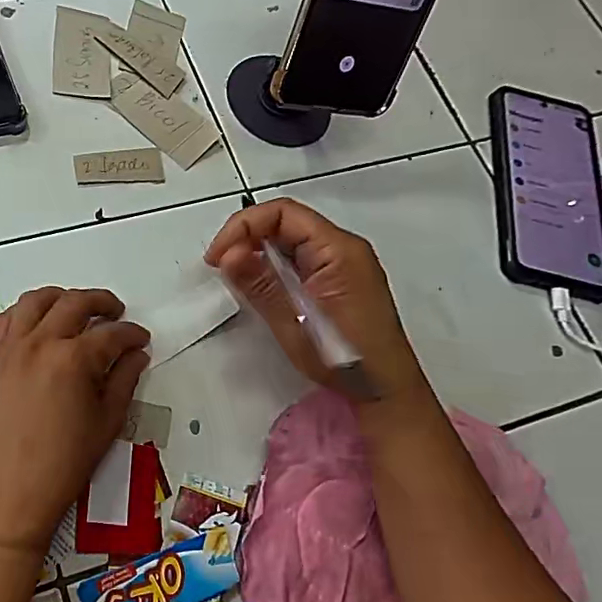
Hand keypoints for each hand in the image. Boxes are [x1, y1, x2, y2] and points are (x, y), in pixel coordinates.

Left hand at [0, 288, 150, 553]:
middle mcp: (39, 343)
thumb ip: (123, 380)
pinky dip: (24, 313)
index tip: (140, 340)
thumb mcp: (107, 423)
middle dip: (102, 303)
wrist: (10, 489)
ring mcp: (11, 349)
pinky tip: (37, 324)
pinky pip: (5, 321)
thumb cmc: (64, 463)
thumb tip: (135, 354)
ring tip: (75, 308)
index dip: (132, 335)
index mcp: (73, 359)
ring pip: (34, 301)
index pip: (111, 334)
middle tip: (115, 313)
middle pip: (74, 303)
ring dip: (60, 298)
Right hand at [204, 198, 428, 402]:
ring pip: (289, 239)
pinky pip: (297, 257)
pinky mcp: (335, 278)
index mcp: (338, 251)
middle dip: (245, 237)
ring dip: (256, 251)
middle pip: (285, 221)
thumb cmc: (344, 358)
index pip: (282, 214)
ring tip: (235, 277)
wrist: (384, 388)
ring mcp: (341, 263)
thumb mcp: (294, 322)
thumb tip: (228, 253)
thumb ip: (261, 284)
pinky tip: (258, 286)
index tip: (217, 257)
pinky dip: (270, 265)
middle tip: (220, 267)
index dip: (242, 226)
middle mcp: (342, 248)